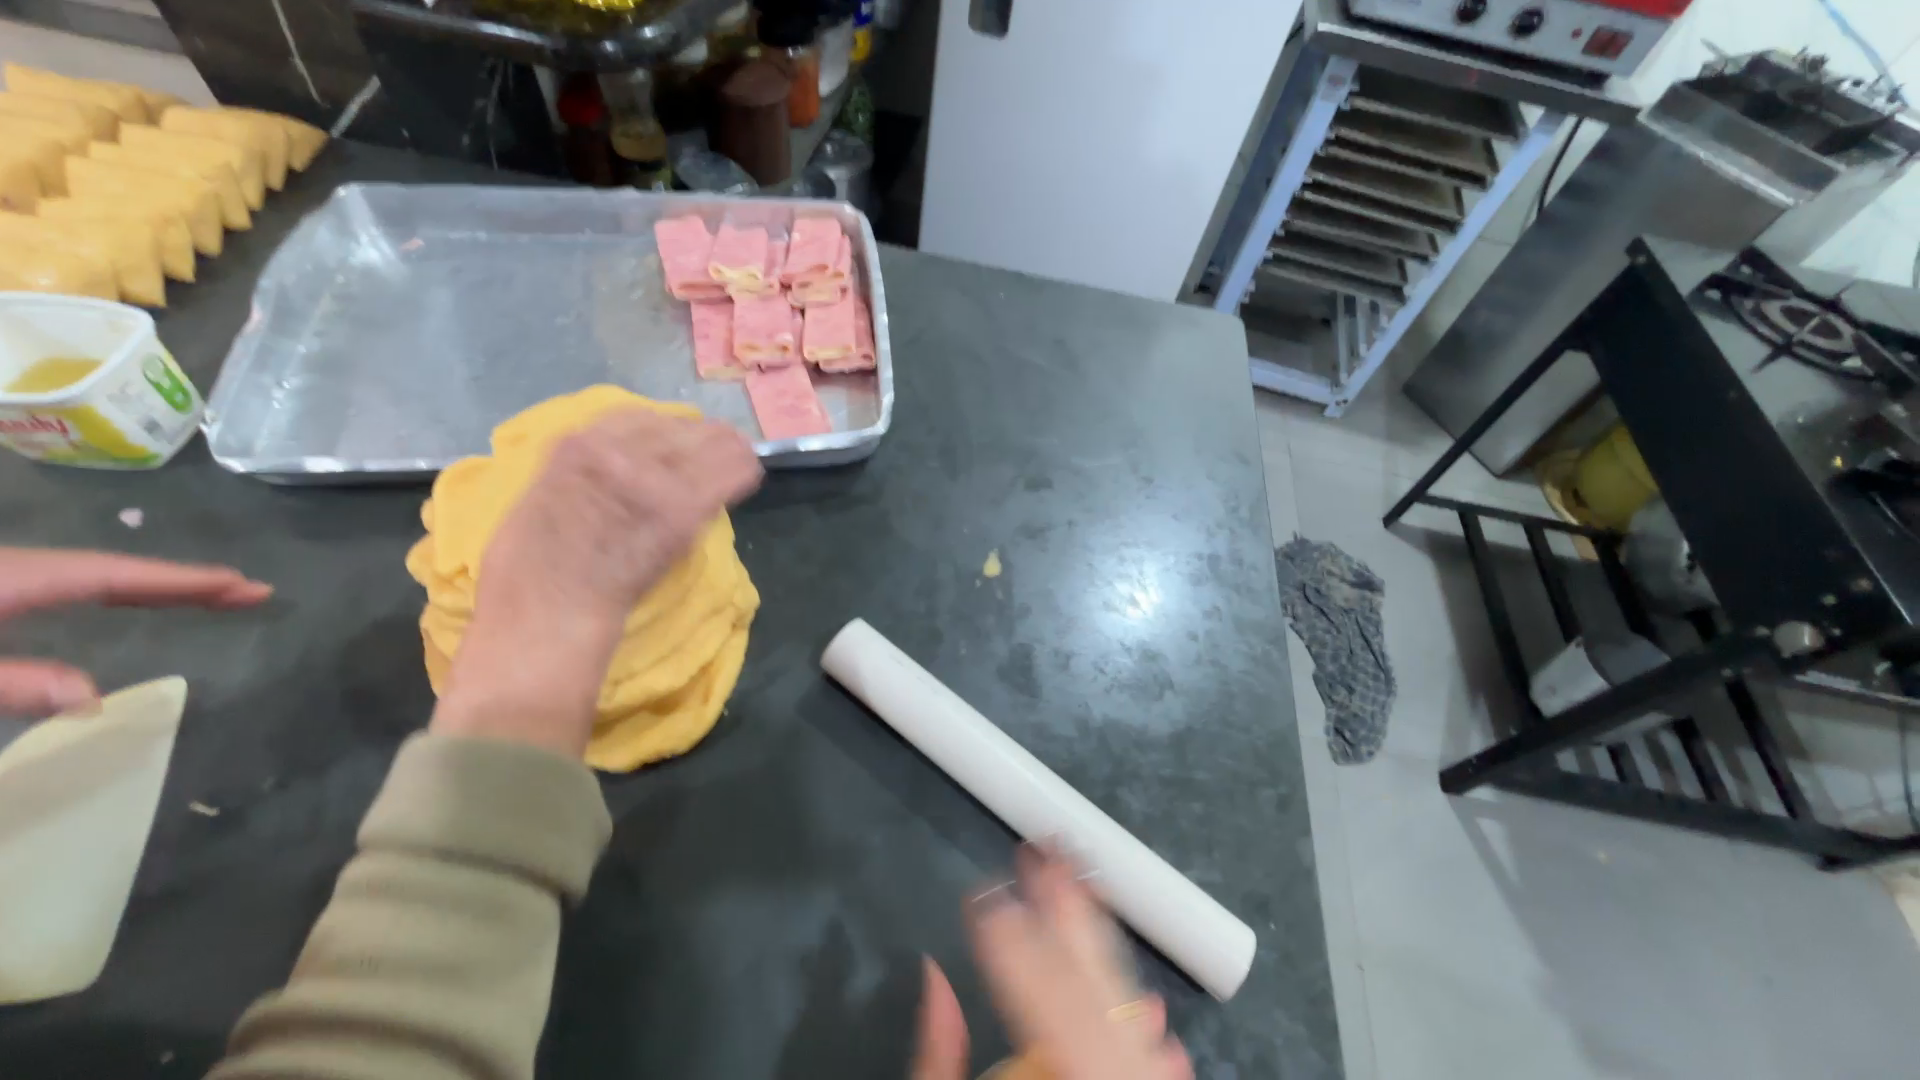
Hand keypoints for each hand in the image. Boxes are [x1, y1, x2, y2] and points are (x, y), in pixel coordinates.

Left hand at [0, 547, 271, 714]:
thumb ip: (12, 682)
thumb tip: (94, 702)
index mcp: (18, 578)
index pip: (117, 577)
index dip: (185, 581)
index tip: (249, 587)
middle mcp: (26, 570)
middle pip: (119, 573)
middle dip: (188, 582)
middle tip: (253, 592)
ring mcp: (12, 578)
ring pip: (100, 577)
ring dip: (160, 587)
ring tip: (212, 595)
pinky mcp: (4, 590)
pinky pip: (77, 586)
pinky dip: (122, 592)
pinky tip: (133, 602)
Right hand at [432, 409, 762, 756]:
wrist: (550, 608)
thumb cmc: (530, 567)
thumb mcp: (541, 494)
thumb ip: (582, 470)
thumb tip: (617, 465)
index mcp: (579, 444)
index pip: (640, 417)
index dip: (666, 427)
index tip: (679, 436)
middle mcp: (621, 450)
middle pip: (682, 427)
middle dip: (701, 436)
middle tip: (718, 444)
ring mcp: (656, 478)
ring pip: (713, 443)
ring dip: (726, 448)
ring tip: (738, 454)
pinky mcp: (685, 509)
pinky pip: (731, 473)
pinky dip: (742, 470)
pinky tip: (750, 471)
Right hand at [912, 844, 1192, 1079]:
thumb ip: (937, 1063)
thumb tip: (933, 981)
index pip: (1040, 1005)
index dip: (1009, 941)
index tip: (984, 891)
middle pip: (1096, 995)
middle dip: (1069, 915)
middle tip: (1049, 850)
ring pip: (1130, 1008)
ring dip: (1100, 939)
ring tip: (1078, 880)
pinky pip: (1154, 1050)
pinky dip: (1129, 998)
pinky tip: (1114, 962)